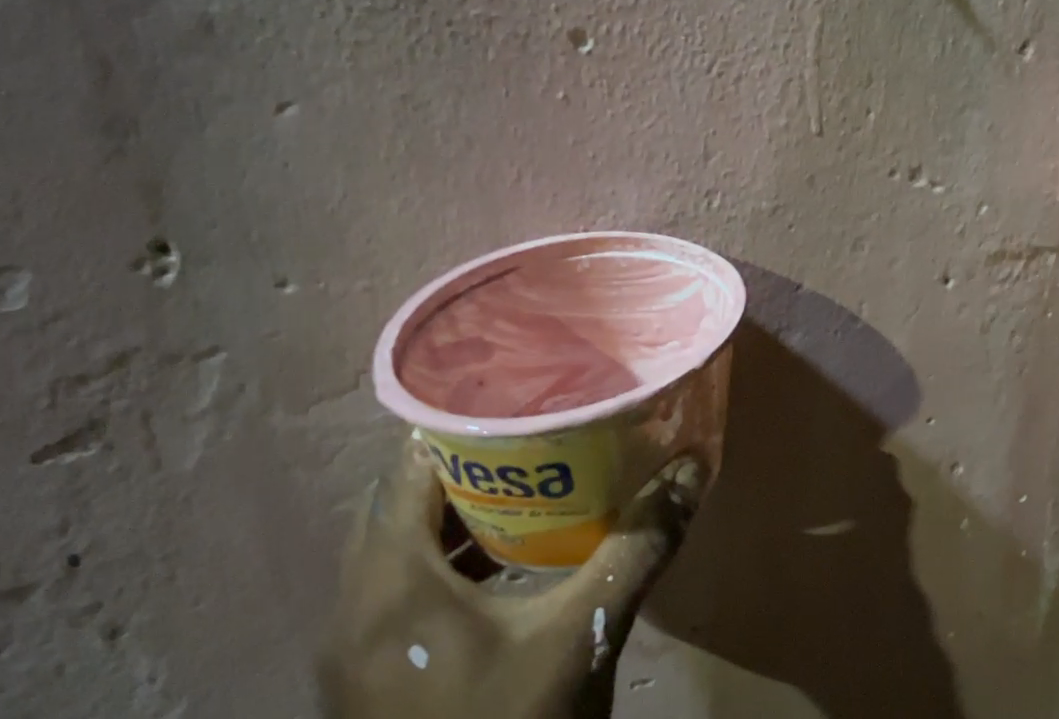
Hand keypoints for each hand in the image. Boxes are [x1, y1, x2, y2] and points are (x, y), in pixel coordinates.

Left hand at [317, 440, 702, 718]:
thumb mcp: (582, 636)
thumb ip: (637, 547)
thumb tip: (694, 468)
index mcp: (389, 586)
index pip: (408, 470)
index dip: (460, 422)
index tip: (522, 390)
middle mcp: (358, 607)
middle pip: (404, 502)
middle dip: (470, 460)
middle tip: (541, 429)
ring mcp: (362, 646)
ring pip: (404, 545)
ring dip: (462, 509)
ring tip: (536, 478)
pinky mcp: (379, 672)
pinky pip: (409, 583)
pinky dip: (454, 554)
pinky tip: (512, 557)